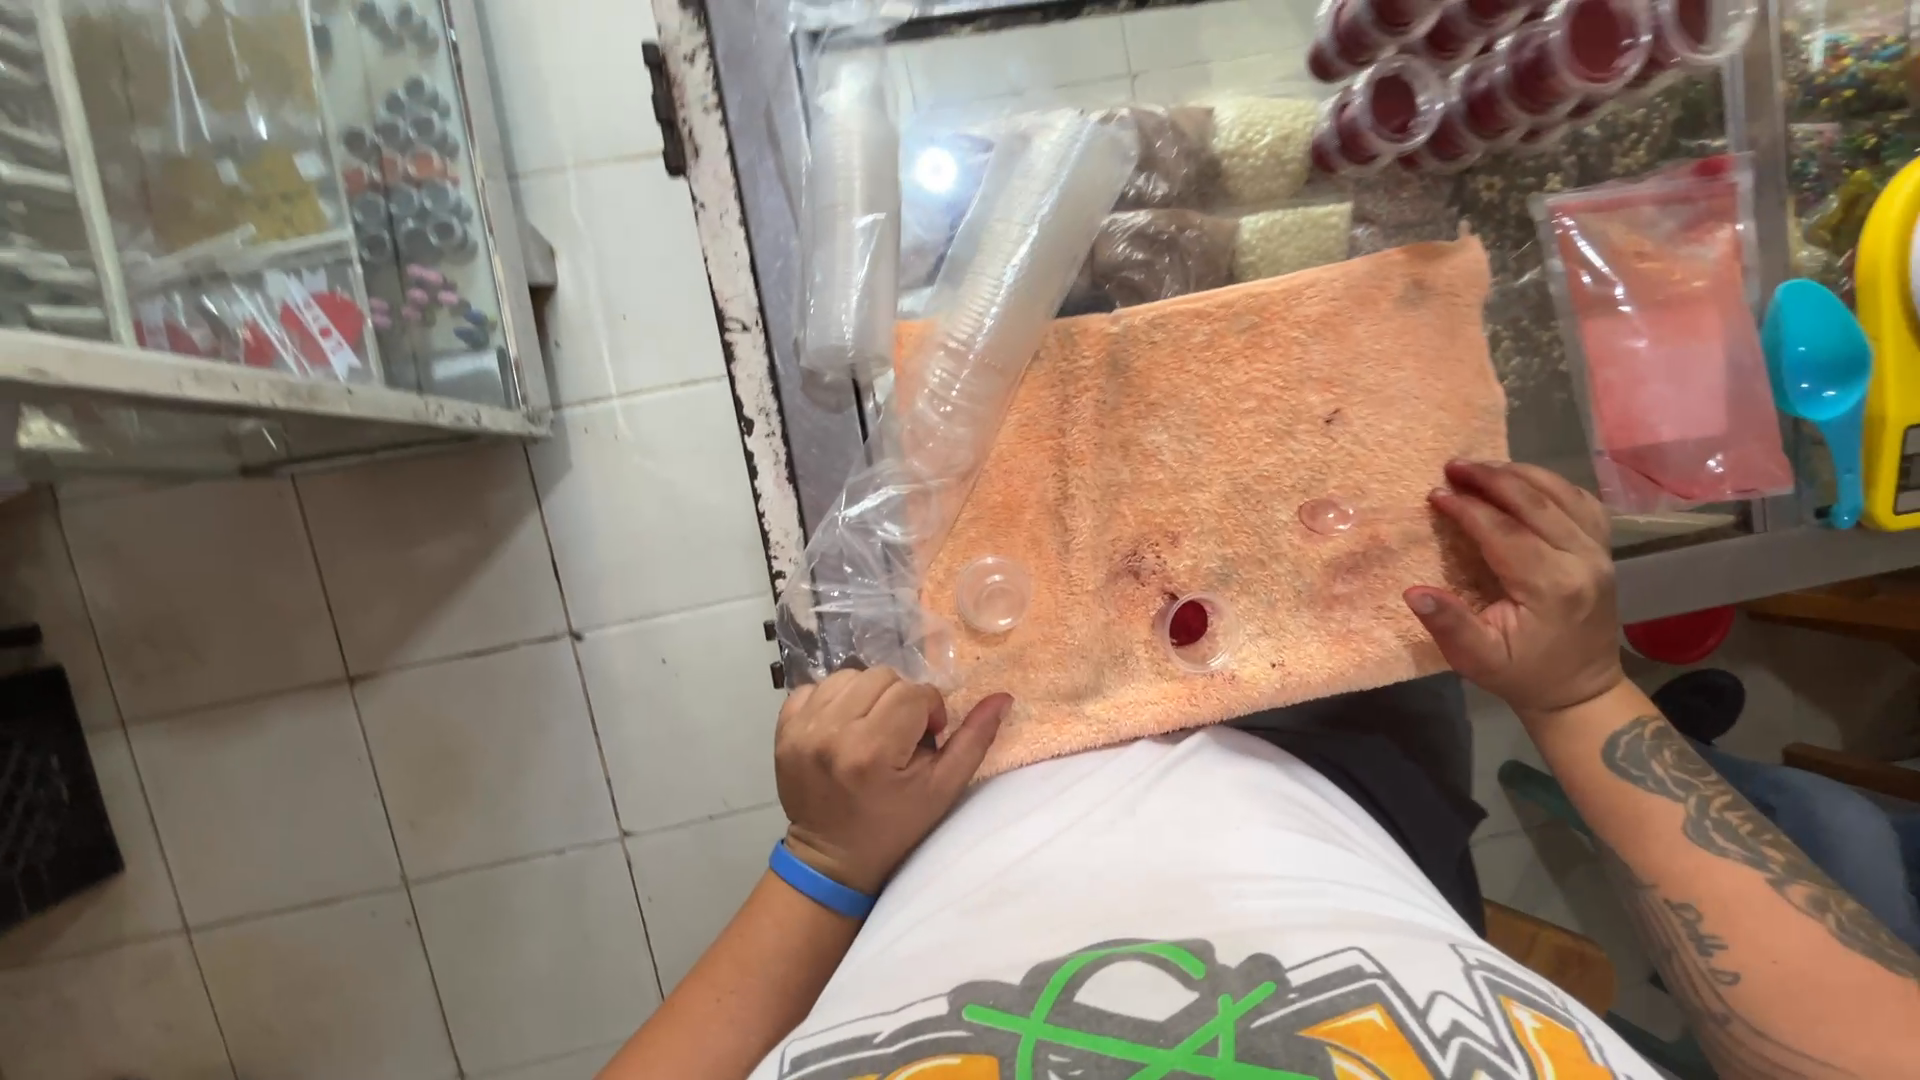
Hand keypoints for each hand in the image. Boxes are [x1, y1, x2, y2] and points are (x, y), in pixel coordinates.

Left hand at [775, 667, 1012, 896]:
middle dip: (899, 700)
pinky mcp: (783, 730)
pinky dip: (833, 699)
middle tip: (900, 734)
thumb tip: (1003, 697)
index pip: (913, 693)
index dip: (928, 711)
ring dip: (867, 695)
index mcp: (872, 750)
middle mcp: (832, 732)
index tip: (926, 738)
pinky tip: (843, 727)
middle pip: (881, 677)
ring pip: (849, 676)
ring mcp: (802, 729)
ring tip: (871, 728)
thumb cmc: (894, 826)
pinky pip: (814, 687)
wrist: (831, 859)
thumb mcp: (942, 790)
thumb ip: (973, 740)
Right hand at [1404, 460, 1624, 719]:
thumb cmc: (1521, 673)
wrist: (1579, 688)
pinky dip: (1550, 483)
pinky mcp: (1602, 550)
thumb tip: (1413, 591)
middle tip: (1452, 465)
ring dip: (1520, 474)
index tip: (1434, 494)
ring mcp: (1600, 552)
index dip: (1468, 509)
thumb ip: (1448, 623)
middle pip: (1537, 502)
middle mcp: (1582, 561)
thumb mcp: (1476, 658)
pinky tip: (1521, 480)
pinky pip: (1581, 502)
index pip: (1506, 532)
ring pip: (1563, 494)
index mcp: (1551, 586)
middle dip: (1491, 478)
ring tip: (1480, 467)